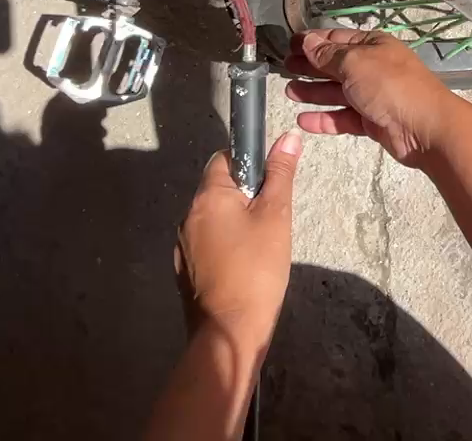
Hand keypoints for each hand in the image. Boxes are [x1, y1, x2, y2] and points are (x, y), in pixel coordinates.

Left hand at [174, 132, 303, 355]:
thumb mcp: (276, 214)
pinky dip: (227, 246)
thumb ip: (281, 173)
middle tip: (272, 217)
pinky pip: (209, 244)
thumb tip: (288, 137)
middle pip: (219, 189)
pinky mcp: (186, 272)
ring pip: (215, 218)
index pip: (224, 158)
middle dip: (246, 196)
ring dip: (236, 222)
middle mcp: (188, 217)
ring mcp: (183, 247)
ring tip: (262, 244)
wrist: (230, 333)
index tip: (270, 183)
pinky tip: (246, 265)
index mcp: (207, 197)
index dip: (249, 163)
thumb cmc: (257, 267)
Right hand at [283, 29, 465, 166]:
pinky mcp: (372, 121)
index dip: (313, 40)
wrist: (425, 127)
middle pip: (335, 65)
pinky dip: (324, 118)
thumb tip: (308, 41)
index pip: (337, 38)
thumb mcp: (356, 62)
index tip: (289, 44)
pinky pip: (343, 117)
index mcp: (373, 45)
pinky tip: (303, 120)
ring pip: (337, 92)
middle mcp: (373, 67)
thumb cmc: (390, 85)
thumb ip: (329, 55)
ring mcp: (373, 95)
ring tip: (288, 91)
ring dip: (313, 91)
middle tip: (283, 67)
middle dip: (310, 65)